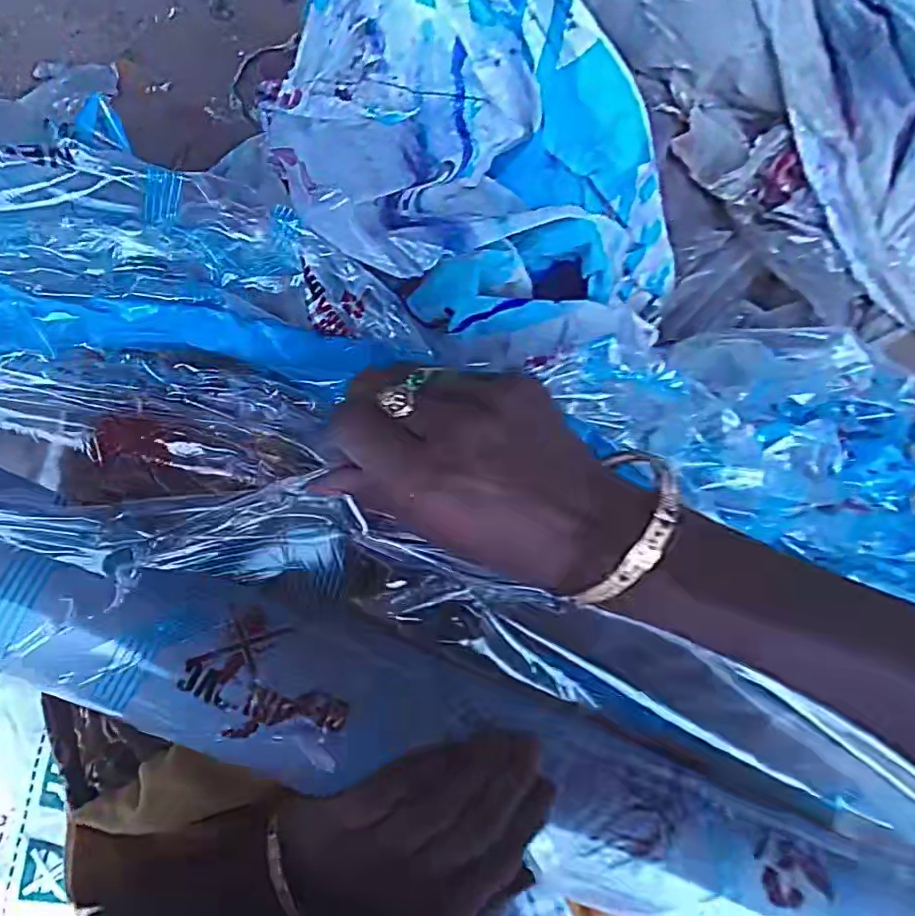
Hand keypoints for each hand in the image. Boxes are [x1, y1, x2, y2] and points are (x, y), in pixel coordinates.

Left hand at [274, 733, 553, 915]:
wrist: (293, 887)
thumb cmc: (366, 909)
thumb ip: (478, 900)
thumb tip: (530, 869)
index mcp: (440, 912)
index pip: (497, 860)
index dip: (525, 820)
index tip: (547, 785)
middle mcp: (416, 879)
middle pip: (475, 822)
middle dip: (509, 782)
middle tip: (531, 747)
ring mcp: (382, 844)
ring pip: (443, 797)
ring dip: (478, 763)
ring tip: (503, 738)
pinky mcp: (352, 811)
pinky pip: (402, 780)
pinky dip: (434, 759)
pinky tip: (457, 743)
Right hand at [316, 366, 648, 592]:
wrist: (588, 527)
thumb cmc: (500, 543)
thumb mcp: (430, 527)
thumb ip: (373, 493)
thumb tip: (326, 478)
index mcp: (421, 475)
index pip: (349, 422)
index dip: (343, 434)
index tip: (354, 450)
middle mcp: (448, 427)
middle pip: (372, 385)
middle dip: (366, 407)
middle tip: (382, 432)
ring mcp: (485, 398)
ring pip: (410, 373)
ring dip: (403, 397)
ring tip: (423, 424)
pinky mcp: (515, 382)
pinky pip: (455, 375)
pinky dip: (446, 395)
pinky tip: (466, 421)